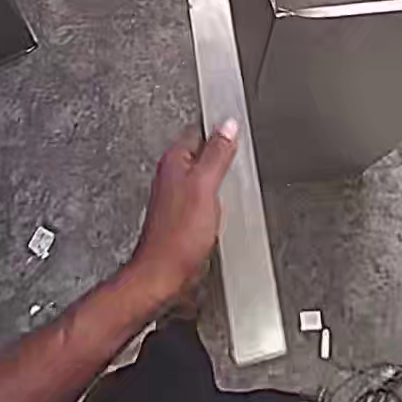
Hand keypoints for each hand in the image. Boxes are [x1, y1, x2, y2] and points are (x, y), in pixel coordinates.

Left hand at [126, 122, 239, 303]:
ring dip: (219, 178)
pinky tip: (221, 207)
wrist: (163, 275)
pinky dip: (215, 197)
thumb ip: (218, 153)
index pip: (201, 130)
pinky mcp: (182, 212)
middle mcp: (172, 174)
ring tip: (231, 184)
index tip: (237, 134)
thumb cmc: (177, 236)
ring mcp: (176, 194)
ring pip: (205, 174)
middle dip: (222, 155)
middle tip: (237, 161)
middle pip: (204, 151)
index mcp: (175, 160)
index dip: (221, 131)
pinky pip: (204, 194)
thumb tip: (228, 126)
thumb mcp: (206, 186)